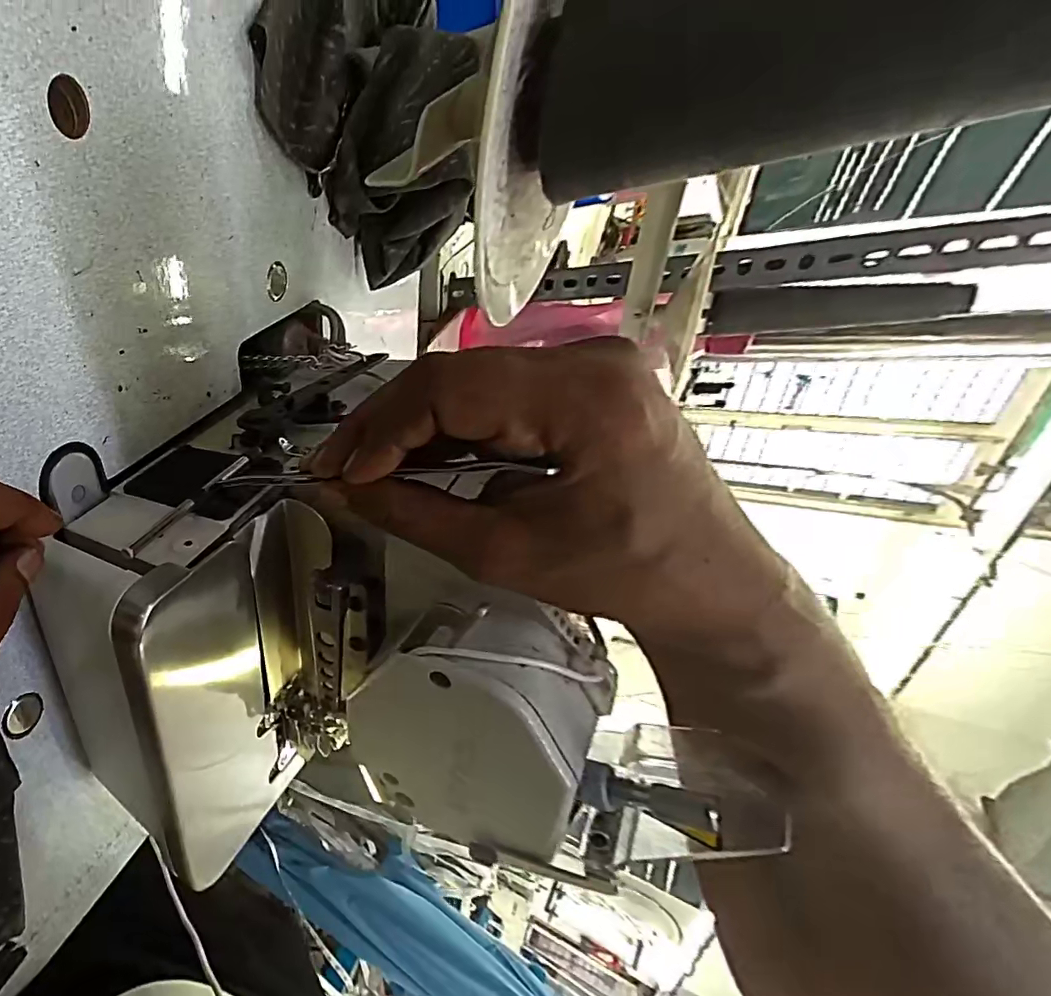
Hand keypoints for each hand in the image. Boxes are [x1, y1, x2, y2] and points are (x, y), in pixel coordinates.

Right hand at [308, 339, 795, 651]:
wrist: (711, 582)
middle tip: (339, 467)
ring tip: (365, 467)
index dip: (383, 429)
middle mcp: (589, 358)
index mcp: (585, 395)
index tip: (343, 474)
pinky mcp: (584, 382)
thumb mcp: (505, 553)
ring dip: (411, 426)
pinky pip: (495, 395)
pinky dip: (449, 428)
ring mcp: (590, 364)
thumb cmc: (624, 575)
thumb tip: (347, 491)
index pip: (450, 387)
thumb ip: (415, 515)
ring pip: (468, 382)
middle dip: (387, 425)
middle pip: (454, 375)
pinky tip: (414, 458)